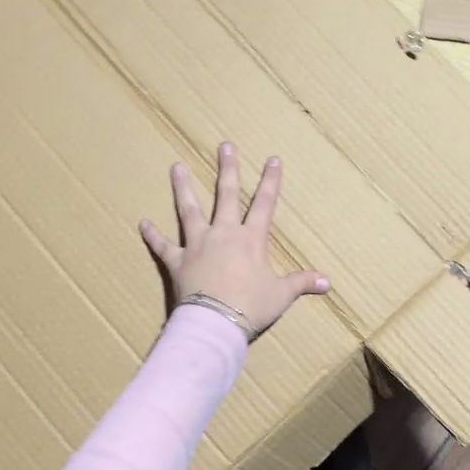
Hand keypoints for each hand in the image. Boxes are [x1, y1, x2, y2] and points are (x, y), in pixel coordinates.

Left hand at [140, 142, 328, 334]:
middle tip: (225, 146)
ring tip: (176, 167)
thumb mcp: (281, 295)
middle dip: (227, 169)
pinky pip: (162, 246)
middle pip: (225, 195)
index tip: (273, 159)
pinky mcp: (177, 261)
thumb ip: (302, 283)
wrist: (216, 323)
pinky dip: (152, 235)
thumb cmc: (251, 307)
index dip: (270, 181)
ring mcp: (197, 245)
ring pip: (189, 210)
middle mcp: (223, 234)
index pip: (264, 204)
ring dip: (183, 188)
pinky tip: (142, 223)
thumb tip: (327, 281)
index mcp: (250, 239)